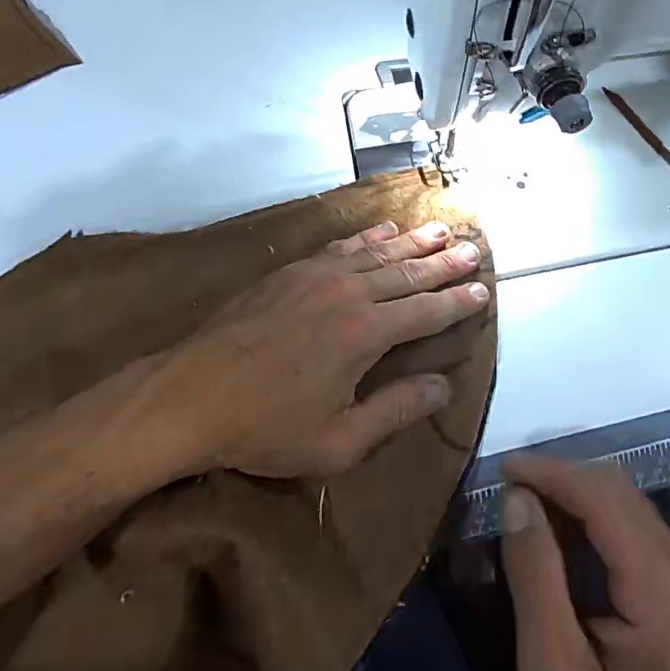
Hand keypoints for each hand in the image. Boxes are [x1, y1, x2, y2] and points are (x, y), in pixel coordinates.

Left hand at [131, 219, 490, 479]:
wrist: (187, 395)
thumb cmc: (264, 427)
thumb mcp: (337, 441)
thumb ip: (395, 410)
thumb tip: (444, 386)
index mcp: (365, 334)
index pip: (426, 311)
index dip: (457, 301)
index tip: (482, 290)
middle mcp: (348, 294)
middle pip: (408, 273)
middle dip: (444, 262)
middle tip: (473, 249)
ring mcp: (318, 276)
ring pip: (379, 252)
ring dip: (414, 240)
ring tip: (441, 229)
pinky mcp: (292, 271)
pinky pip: (342, 246)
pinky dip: (369, 236)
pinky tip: (385, 229)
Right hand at [500, 456, 669, 670]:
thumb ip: (537, 577)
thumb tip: (517, 497)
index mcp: (668, 597)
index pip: (607, 501)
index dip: (554, 473)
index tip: (504, 465)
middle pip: (622, 497)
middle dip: (564, 479)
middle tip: (510, 484)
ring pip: (630, 510)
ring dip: (577, 496)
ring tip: (526, 500)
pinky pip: (636, 536)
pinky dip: (594, 522)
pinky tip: (559, 529)